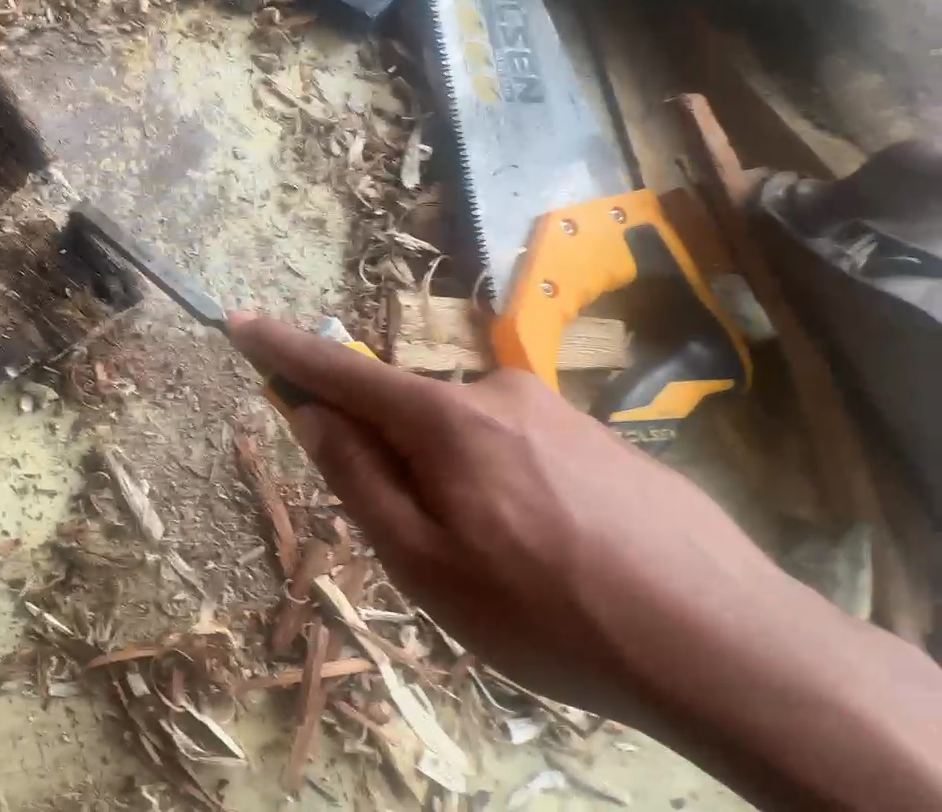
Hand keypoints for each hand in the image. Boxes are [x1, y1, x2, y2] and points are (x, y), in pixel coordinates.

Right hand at [230, 314, 805, 721]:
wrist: (735, 651)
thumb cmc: (546, 610)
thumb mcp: (421, 560)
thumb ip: (357, 477)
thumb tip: (312, 414)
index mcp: (445, 418)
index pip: (340, 372)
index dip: (282, 349)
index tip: (237, 321)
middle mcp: (498, 393)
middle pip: (408, 414)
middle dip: (392, 461)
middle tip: (427, 548)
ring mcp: (558, 413)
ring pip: (466, 439)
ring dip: (454, 485)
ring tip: (503, 568)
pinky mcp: (603, 442)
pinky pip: (518, 452)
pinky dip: (504, 491)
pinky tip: (552, 557)